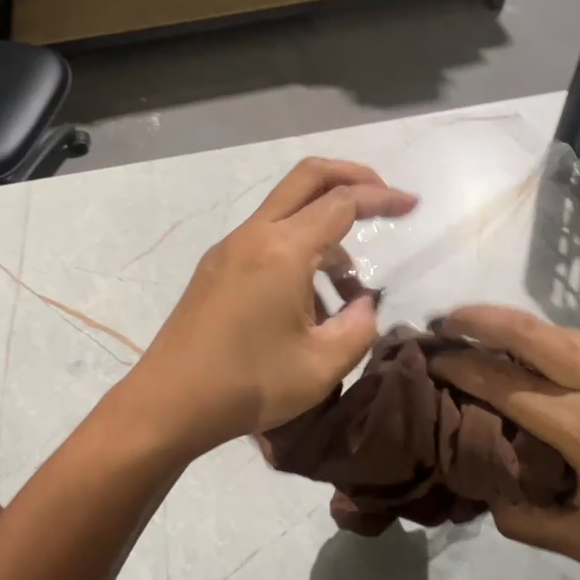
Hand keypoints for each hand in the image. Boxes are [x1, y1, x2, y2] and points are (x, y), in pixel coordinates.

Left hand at [118, 158, 416, 456]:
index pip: (342, 202)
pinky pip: (266, 237)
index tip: (412, 205)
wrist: (168, 403)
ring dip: (324, 223)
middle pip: (307, 176)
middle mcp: (254, 234)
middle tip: (385, 198)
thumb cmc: (248, 385)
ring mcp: (230, 247)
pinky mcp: (216, 266)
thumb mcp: (322, 366)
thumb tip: (365, 302)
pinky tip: (310, 298)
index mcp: (283, 250)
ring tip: (350, 283)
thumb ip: (359, 327)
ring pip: (286, 209)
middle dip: (351, 176)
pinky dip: (298, 246)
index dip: (382, 199)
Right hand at [430, 305, 579, 579]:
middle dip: (476, 319)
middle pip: (524, 333)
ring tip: (475, 324)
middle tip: (442, 320)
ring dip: (507, 321)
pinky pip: (578, 337)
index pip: (503, 383)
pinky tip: (529, 345)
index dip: (460, 366)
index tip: (430, 358)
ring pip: (551, 327)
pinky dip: (541, 333)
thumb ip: (532, 524)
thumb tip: (488, 502)